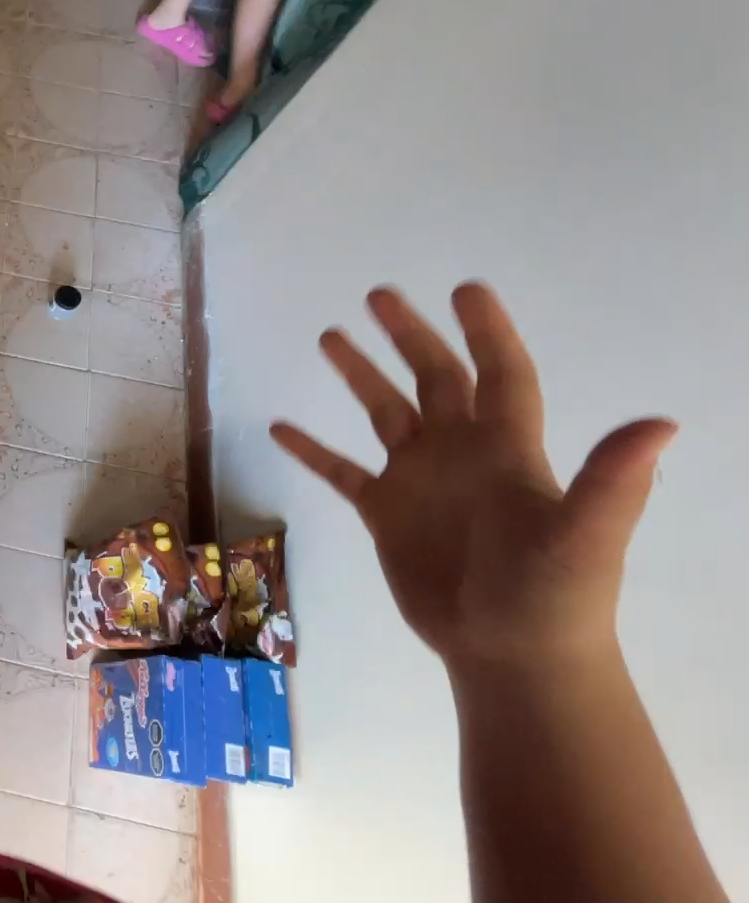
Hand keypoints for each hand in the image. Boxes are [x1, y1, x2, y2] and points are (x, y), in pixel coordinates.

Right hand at [270, 283, 675, 672]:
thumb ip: (612, 483)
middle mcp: (460, 453)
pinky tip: (280, 428)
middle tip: (378, 295)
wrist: (510, 652)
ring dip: (359, 375)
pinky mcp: (383, 511)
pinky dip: (311, 449)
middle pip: (433, 379)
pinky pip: (340, 470)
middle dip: (409, 336)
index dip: (485, 333)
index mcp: (507, 451)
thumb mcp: (584, 540)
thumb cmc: (555, 595)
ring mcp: (417, 480)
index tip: (464, 290)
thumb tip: (660, 423)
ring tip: (329, 337)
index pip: (498, 376)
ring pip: (384, 412)